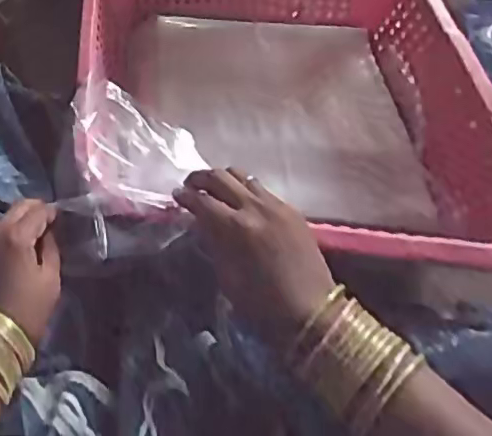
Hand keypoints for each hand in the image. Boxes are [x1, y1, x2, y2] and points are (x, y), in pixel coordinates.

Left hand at [0, 199, 61, 344]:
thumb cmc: (27, 310)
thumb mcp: (50, 280)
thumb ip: (51, 248)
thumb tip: (49, 231)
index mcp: (17, 235)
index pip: (38, 210)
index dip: (52, 212)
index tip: (61, 218)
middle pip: (19, 207)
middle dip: (35, 210)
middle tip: (49, 222)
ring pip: (6, 218)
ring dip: (21, 220)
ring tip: (34, 234)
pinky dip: (9, 232)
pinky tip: (17, 246)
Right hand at [174, 168, 337, 348]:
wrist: (314, 315)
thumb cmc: (264, 304)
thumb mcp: (227, 276)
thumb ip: (212, 241)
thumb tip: (200, 221)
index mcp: (236, 227)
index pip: (201, 200)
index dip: (185, 196)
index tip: (176, 195)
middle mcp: (255, 208)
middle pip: (219, 177)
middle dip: (199, 178)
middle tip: (190, 186)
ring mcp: (276, 205)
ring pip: (241, 175)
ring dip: (223, 179)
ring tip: (215, 190)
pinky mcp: (291, 210)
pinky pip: (261, 189)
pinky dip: (245, 190)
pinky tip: (242, 203)